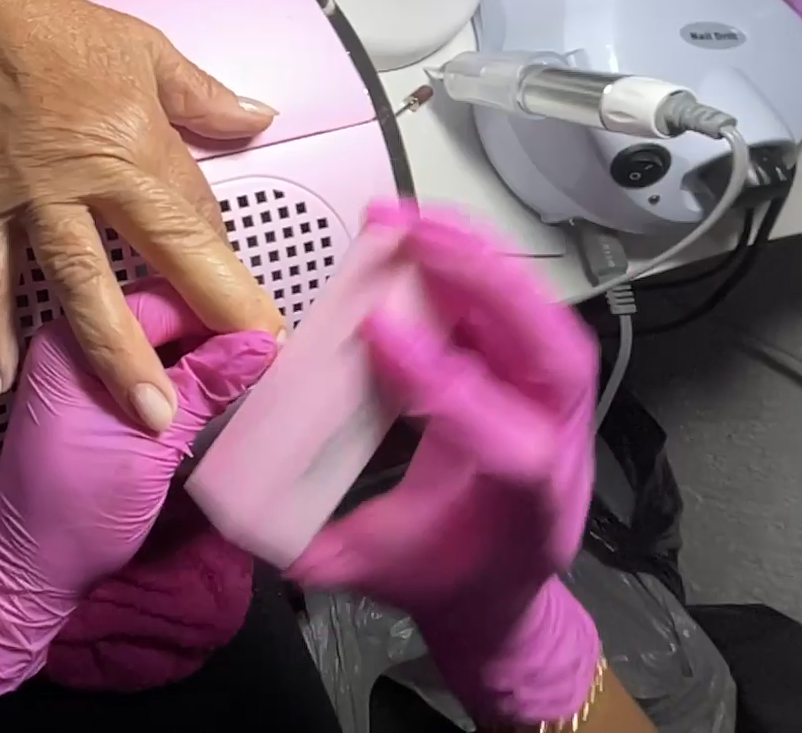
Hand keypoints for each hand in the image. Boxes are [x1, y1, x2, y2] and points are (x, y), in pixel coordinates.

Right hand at [0, 0, 283, 434]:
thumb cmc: (58, 28)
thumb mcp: (147, 51)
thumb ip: (205, 96)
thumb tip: (259, 118)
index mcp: (136, 143)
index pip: (193, 222)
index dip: (226, 276)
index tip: (256, 325)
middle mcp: (85, 178)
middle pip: (145, 263)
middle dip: (186, 330)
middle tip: (224, 392)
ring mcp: (27, 198)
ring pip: (72, 283)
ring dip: (106, 350)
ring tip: (135, 412)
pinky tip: (0, 382)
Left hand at [0, 284, 276, 694]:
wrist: (34, 566)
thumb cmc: (79, 506)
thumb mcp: (149, 444)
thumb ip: (205, 387)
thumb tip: (262, 344)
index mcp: (70, 341)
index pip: (157, 304)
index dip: (217, 314)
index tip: (272, 332)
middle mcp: (73, 341)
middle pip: (158, 317)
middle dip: (214, 330)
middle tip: (270, 350)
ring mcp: (83, 369)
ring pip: (157, 342)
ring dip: (204, 352)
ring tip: (254, 364)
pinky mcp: (96, 396)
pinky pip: (148, 368)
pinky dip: (186, 373)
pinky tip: (221, 383)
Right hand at [285, 202, 601, 724]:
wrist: (500, 582)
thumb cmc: (449, 576)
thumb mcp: (376, 571)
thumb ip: (314, 548)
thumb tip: (247, 509)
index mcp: (521, 506)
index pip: (505, 440)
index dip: (443, 382)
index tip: (378, 332)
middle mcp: (554, 445)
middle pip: (549, 353)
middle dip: (484, 284)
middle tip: (416, 235)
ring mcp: (549, 405)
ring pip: (536, 317)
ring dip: (476, 257)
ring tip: (415, 218)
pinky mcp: (524, 375)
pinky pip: (512, 309)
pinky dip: (473, 264)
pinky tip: (428, 237)